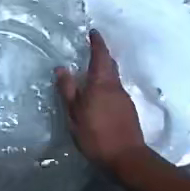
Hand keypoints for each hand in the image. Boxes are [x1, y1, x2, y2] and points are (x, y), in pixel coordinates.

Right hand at [56, 30, 150, 172]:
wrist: (127, 158)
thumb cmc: (96, 135)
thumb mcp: (74, 113)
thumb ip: (68, 90)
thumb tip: (61, 68)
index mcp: (101, 83)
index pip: (100, 56)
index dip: (97, 43)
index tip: (93, 32)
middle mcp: (115, 87)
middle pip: (110, 65)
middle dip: (101, 55)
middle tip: (91, 49)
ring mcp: (124, 99)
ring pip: (113, 78)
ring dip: (104, 71)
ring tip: (91, 72)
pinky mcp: (128, 110)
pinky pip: (115, 90)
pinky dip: (107, 85)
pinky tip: (99, 94)